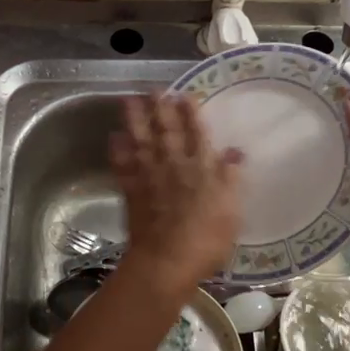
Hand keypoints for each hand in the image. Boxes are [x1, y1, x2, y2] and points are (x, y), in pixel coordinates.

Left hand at [110, 95, 241, 292]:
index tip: (184, 94)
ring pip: (141, 140)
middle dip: (160, 108)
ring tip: (129, 100)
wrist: (167, 261)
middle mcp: (173, 164)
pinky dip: (118, 150)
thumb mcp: (232, 209)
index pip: (196, 132)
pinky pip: (122, 165)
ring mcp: (149, 176)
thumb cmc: (206, 239)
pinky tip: (114, 137)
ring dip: (135, 119)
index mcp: (201, 166)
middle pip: (165, 129)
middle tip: (154, 89)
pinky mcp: (131, 191)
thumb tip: (235, 151)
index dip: (190, 112)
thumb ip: (231, 177)